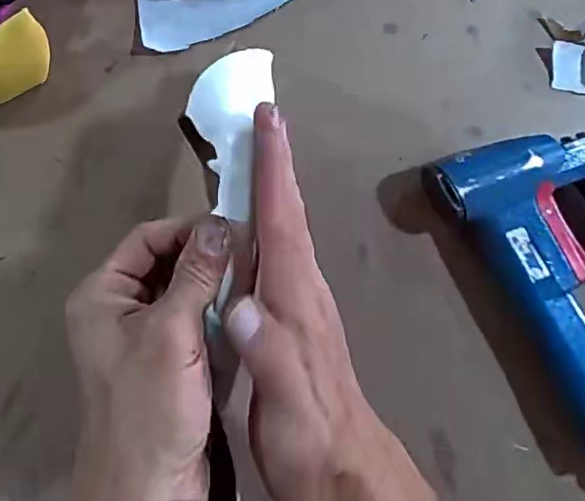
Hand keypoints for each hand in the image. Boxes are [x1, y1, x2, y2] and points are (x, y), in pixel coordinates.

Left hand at [67, 216, 230, 500]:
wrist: (151, 498)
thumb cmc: (147, 414)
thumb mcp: (171, 334)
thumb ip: (196, 274)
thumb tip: (220, 223)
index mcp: (102, 296)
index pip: (147, 238)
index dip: (186, 230)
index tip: (229, 229)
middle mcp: (120, 311)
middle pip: (168, 261)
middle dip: (206, 257)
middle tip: (247, 250)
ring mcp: (146, 338)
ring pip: (186, 290)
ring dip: (216, 283)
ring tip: (252, 273)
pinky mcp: (171, 361)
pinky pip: (197, 318)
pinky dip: (220, 310)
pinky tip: (246, 306)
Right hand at [224, 104, 434, 500]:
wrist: (341, 466)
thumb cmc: (313, 429)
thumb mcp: (290, 398)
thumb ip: (268, 350)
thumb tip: (242, 303)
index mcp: (295, 289)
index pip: (283, 213)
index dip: (275, 164)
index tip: (270, 118)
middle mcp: (299, 281)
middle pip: (286, 207)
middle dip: (275, 160)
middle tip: (264, 119)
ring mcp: (296, 296)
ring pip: (282, 225)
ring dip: (270, 184)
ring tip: (255, 154)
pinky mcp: (286, 314)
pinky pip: (271, 251)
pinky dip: (260, 223)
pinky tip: (245, 225)